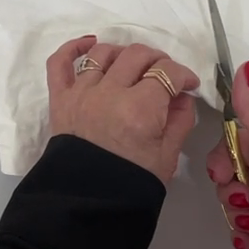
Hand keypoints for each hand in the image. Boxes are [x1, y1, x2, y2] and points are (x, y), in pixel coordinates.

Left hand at [46, 36, 199, 183]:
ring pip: (103, 53)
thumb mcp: (167, 156)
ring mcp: (81, 92)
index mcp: (139, 109)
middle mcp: (109, 93)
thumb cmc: (131, 184)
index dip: (183, 74)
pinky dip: (74, 47)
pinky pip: (60, 61)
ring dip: (122, 53)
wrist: (88, 204)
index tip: (188, 85)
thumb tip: (182, 94)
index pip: (167, 72)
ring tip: (132, 66)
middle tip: (164, 75)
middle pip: (137, 55)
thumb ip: (180, 120)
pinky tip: (90, 44)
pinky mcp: (59, 98)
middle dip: (158, 60)